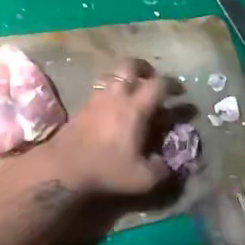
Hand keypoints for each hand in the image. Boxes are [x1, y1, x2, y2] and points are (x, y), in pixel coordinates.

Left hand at [39, 59, 172, 196]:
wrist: (63, 167)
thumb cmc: (106, 169)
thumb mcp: (143, 179)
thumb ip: (162, 170)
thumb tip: (168, 166)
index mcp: (136, 108)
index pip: (159, 84)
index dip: (173, 85)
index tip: (181, 93)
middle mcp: (116, 95)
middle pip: (131, 65)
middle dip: (145, 68)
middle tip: (153, 80)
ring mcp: (96, 98)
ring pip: (112, 75)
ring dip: (125, 79)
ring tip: (132, 94)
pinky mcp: (82, 107)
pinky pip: (100, 89)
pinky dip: (110, 92)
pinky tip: (113, 110)